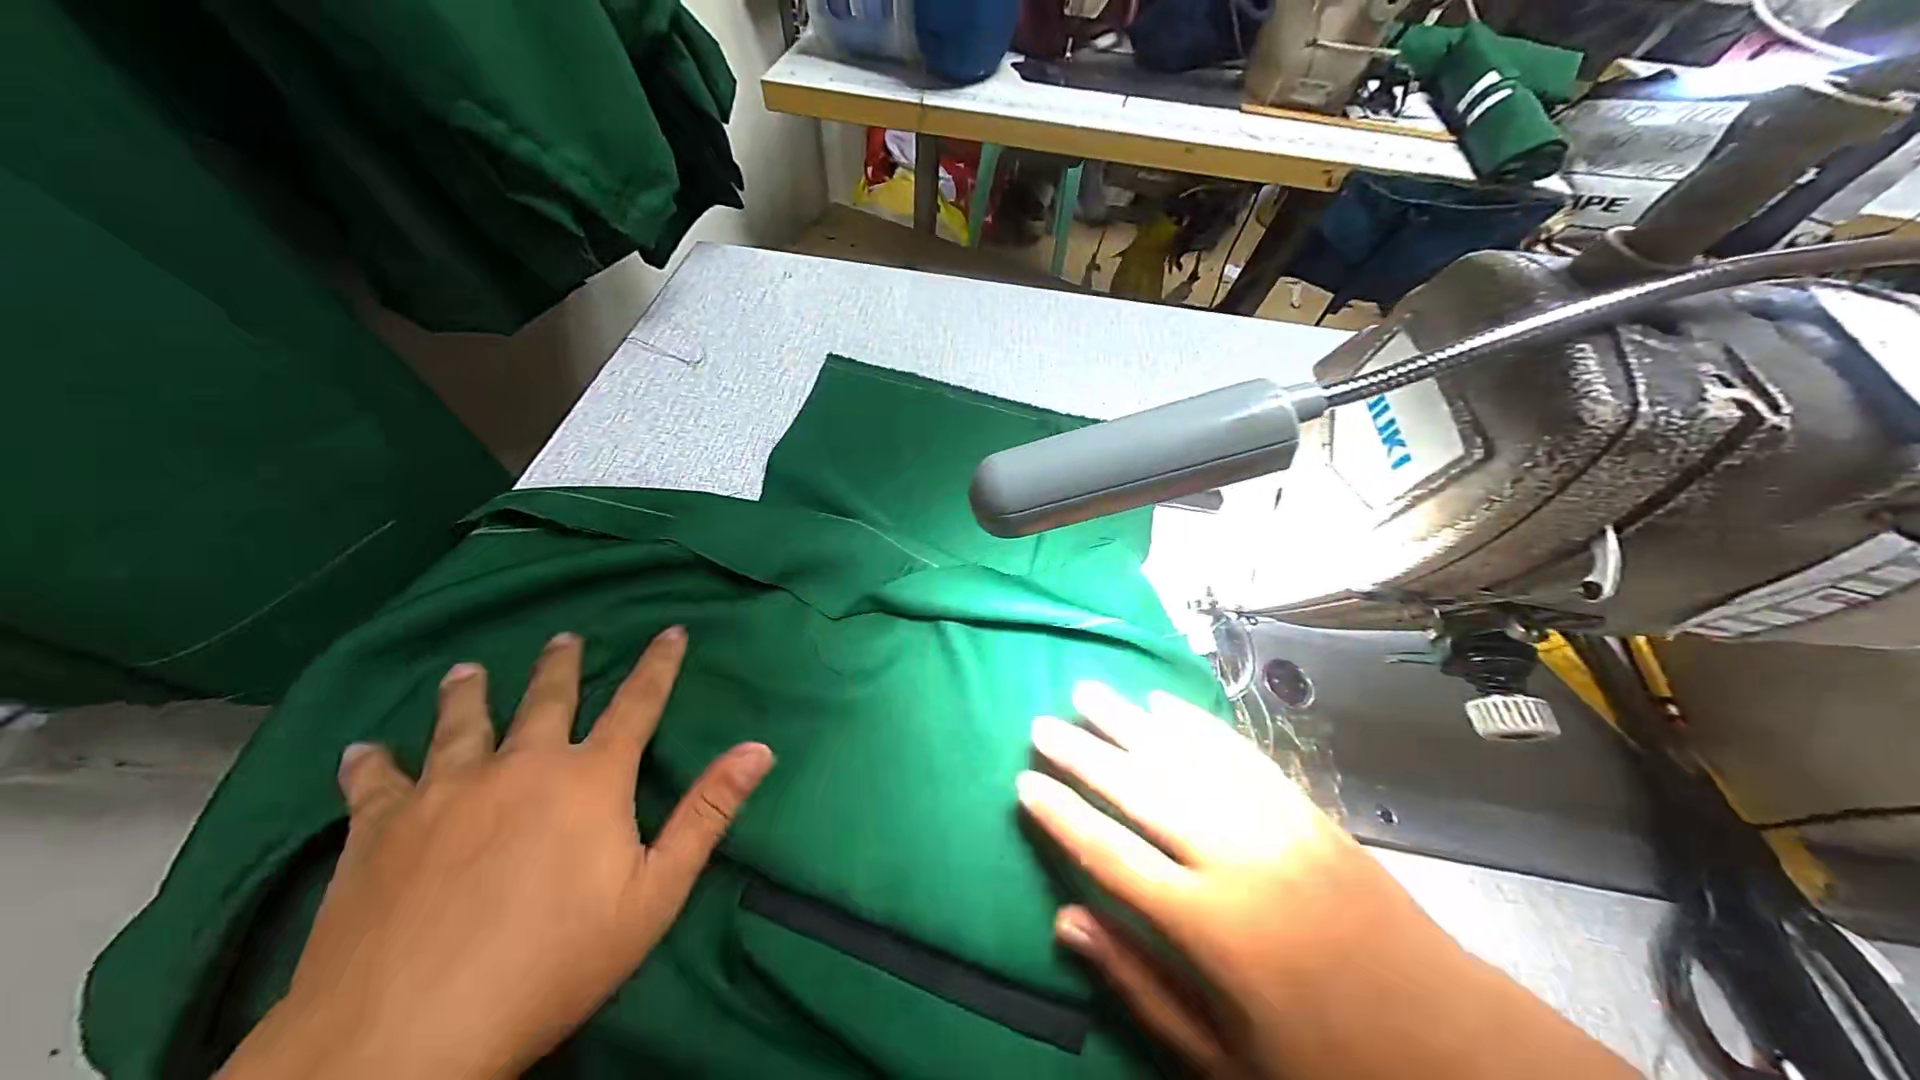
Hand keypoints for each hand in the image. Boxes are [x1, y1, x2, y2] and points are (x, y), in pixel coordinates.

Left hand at [219, 627, 774, 1079]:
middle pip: (547, 699)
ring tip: (468, 670)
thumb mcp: (655, 892)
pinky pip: (375, 778)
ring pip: (462, 722)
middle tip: (564, 637)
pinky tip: (363, 749)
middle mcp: (520, 764)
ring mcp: (445, 789)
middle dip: (561, 665)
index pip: (638, 704)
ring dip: (469, 692)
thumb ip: (707, 812)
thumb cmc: (554, 961)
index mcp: (589, 778)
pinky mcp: (378, 826)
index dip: (659, 665)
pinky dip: (372, 760)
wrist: (408, 1033)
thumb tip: (760, 747)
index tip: (671, 630)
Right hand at [1019, 681, 1637, 1079]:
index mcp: (1211, 929)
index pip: (1113, 857)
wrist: (1456, 1048)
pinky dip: (1199, 727)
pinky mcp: (1310, 815)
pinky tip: (1165, 705)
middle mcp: (1238, 863)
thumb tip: (1067, 920)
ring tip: (1089, 694)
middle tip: (1042, 725)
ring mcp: (1278, 829)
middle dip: (1085, 756)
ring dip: (1132, 724)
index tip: (1025, 784)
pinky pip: (1243, 758)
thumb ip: (1138, 984)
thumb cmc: (1327, 1064)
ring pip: (1188, 761)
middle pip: (1144, 794)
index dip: (1064, 818)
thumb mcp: (1222, 1057)